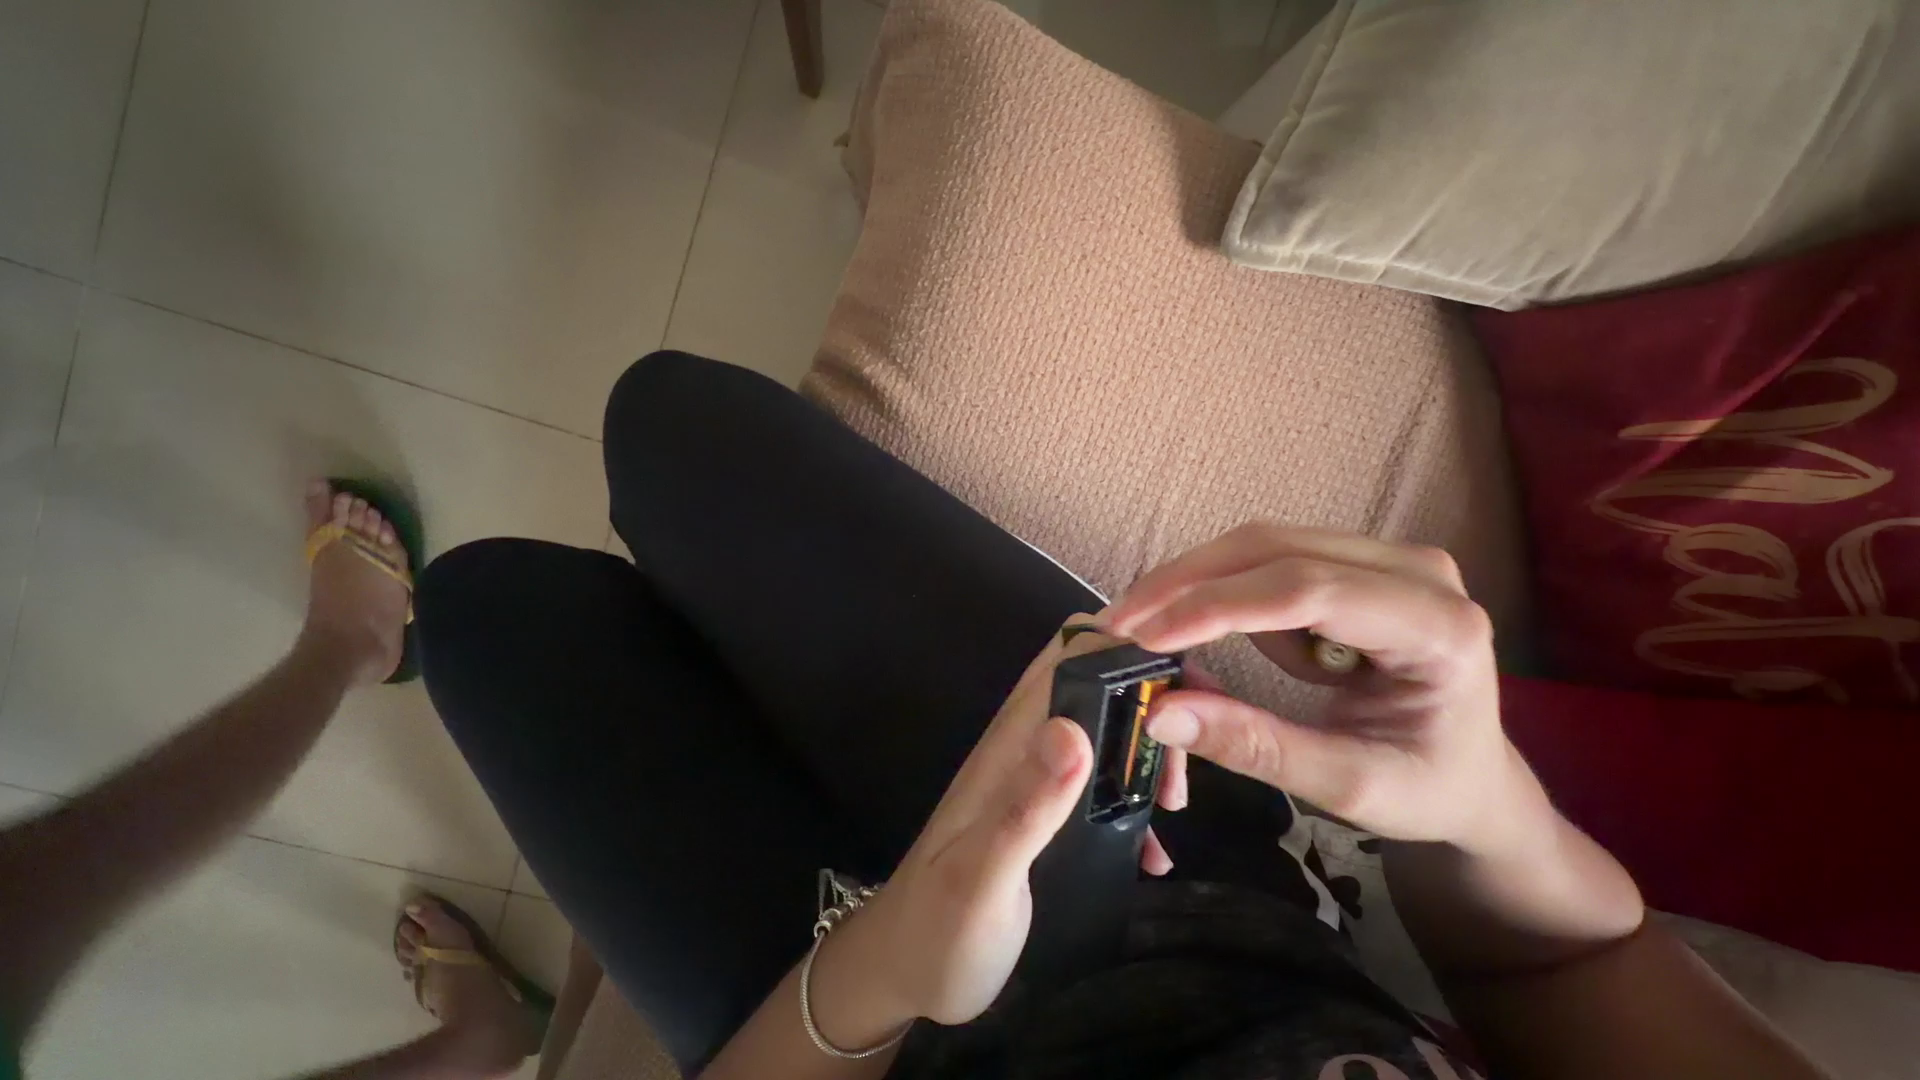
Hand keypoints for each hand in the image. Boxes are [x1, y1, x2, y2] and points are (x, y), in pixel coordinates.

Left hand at [836, 619, 1182, 1027]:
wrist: (905, 972)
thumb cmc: (939, 934)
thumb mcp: (983, 878)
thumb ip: (1024, 807)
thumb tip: (1072, 729)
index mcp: (1009, 746)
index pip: (1067, 657)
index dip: (1126, 648)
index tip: (1186, 684)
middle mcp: (1023, 748)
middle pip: (1096, 683)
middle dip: (1151, 701)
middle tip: (1185, 762)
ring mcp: (1033, 779)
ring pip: (1104, 730)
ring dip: (1148, 751)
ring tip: (1175, 804)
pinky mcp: (1044, 813)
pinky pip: (1102, 783)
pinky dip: (1136, 799)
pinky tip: (1155, 851)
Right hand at [1099, 525, 1542, 853]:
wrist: (1473, 776)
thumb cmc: (1428, 789)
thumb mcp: (1348, 787)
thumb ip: (1258, 748)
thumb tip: (1158, 713)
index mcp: (1439, 627)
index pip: (1309, 590)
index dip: (1217, 606)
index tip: (1142, 636)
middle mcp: (1415, 570)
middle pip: (1275, 548)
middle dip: (1186, 584)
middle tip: (1116, 625)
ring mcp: (1382, 558)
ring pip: (1259, 545)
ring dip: (1192, 585)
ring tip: (1142, 633)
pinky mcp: (1350, 564)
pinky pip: (1262, 562)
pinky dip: (1216, 594)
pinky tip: (1193, 632)